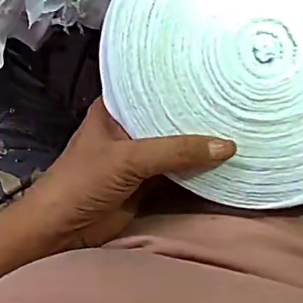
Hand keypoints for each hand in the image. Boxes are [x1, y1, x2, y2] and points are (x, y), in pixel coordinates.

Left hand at [14, 100, 234, 250]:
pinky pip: (178, 174)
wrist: (59, 230)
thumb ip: (174, 151)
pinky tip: (229, 162)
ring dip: (201, 146)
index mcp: (113, 110)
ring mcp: (137, 158)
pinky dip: (199, 172)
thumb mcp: (127, 160)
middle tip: (239, 102)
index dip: (180, 81)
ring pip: (176, 148)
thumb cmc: (81, 183)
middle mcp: (127, 129)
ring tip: (243, 128)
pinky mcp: (146, 184)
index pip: (151, 87)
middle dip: (198, 116)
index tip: (217, 72)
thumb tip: (226, 145)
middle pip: (168, 119)